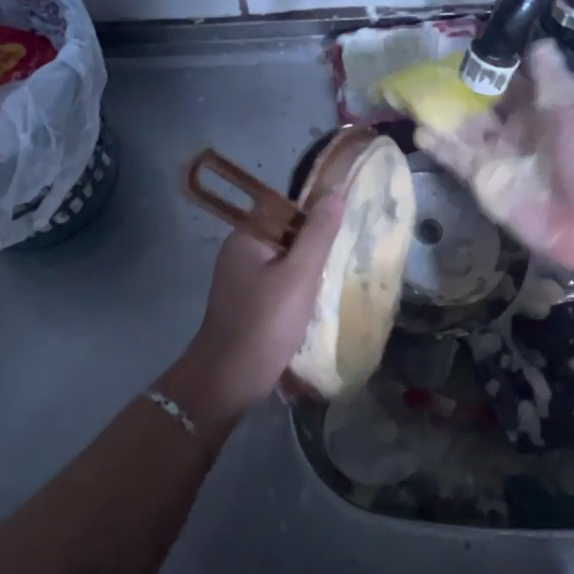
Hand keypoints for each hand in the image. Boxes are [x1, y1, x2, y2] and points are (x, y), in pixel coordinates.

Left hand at [159, 192, 346, 439]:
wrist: (228, 381)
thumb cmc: (264, 322)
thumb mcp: (298, 275)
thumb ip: (317, 234)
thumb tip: (334, 192)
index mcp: (246, 236)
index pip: (286, 208)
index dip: (316, 214)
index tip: (343, 227)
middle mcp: (240, 252)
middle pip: (286, 235)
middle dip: (315, 246)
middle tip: (345, 256)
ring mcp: (242, 280)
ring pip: (285, 263)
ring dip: (309, 272)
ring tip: (336, 279)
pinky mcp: (249, 304)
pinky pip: (279, 285)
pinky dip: (298, 291)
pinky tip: (317, 302)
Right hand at [415, 40, 573, 287]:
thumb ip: (550, 77)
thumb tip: (535, 40)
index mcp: (538, 109)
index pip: (506, 81)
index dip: (487, 65)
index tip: (465, 48)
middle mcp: (512, 128)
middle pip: (477, 102)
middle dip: (454, 88)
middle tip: (425, 69)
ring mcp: (494, 153)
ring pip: (460, 127)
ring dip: (438, 113)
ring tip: (410, 94)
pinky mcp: (480, 178)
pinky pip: (454, 157)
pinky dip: (436, 144)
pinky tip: (419, 131)